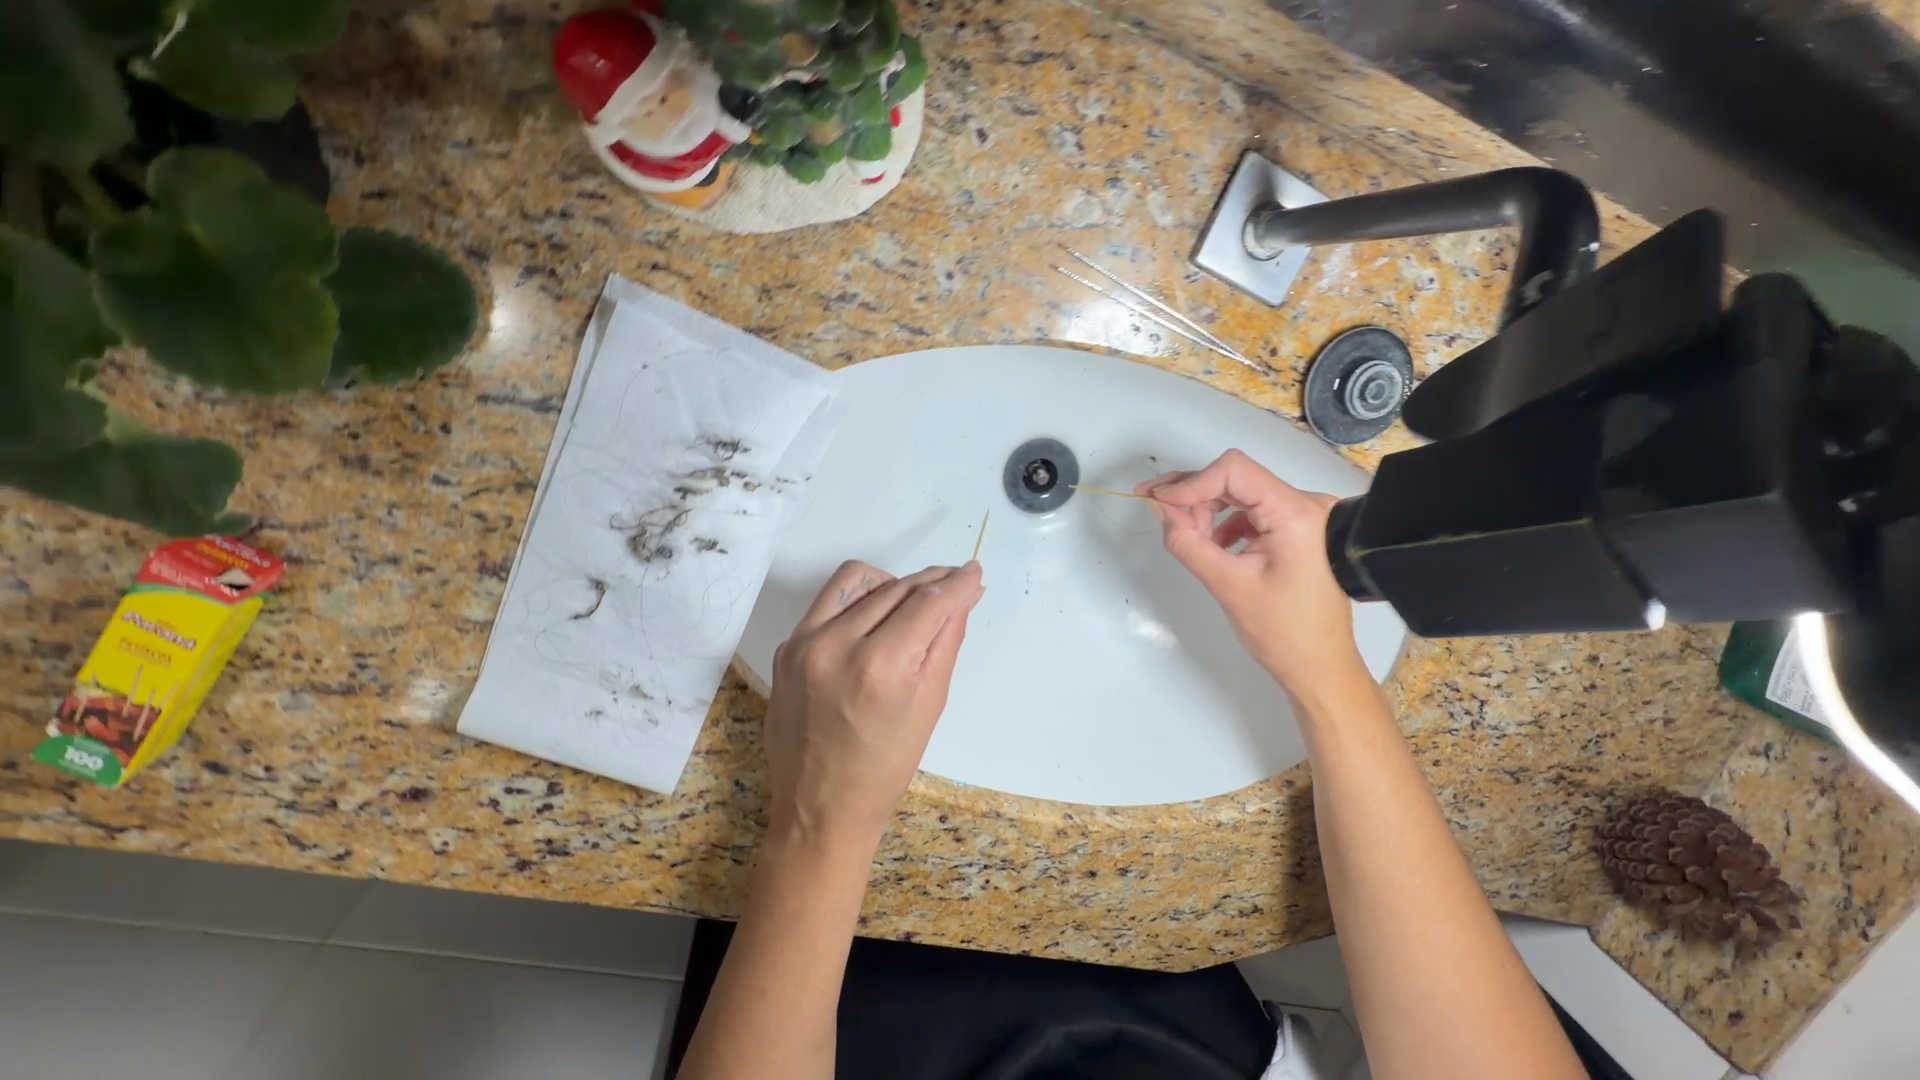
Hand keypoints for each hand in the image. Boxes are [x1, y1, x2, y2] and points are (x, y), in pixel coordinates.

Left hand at [764, 559, 984, 856]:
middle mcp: (836, 645)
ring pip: (858, 581)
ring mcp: (803, 644)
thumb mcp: (929, 706)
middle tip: (954, 585)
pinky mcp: (786, 648)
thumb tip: (964, 595)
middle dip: (931, 583)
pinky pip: (828, 603)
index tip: (974, 570)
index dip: (956, 583)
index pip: (927, 603)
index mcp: (879, 667)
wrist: (820, 809)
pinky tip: (875, 620)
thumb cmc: (884, 769)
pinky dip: (858, 601)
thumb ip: (946, 641)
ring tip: (913, 601)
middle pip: (896, 588)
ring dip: (893, 582)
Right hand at [1138, 449, 1366, 696]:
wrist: (1320, 665)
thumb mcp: (1226, 585)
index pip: (1234, 471)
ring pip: (1242, 493)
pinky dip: (1226, 522)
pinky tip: (1213, 546)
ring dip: (1208, 510)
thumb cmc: (1282, 632)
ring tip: (1189, 538)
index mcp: (1296, 514)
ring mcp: (1305, 515)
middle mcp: (1306, 504)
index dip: (1190, 482)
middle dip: (1195, 494)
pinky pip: (1254, 510)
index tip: (1157, 500)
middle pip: (1237, 478)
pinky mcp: (1300, 528)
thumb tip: (1159, 508)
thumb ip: (1187, 541)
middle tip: (1158, 511)